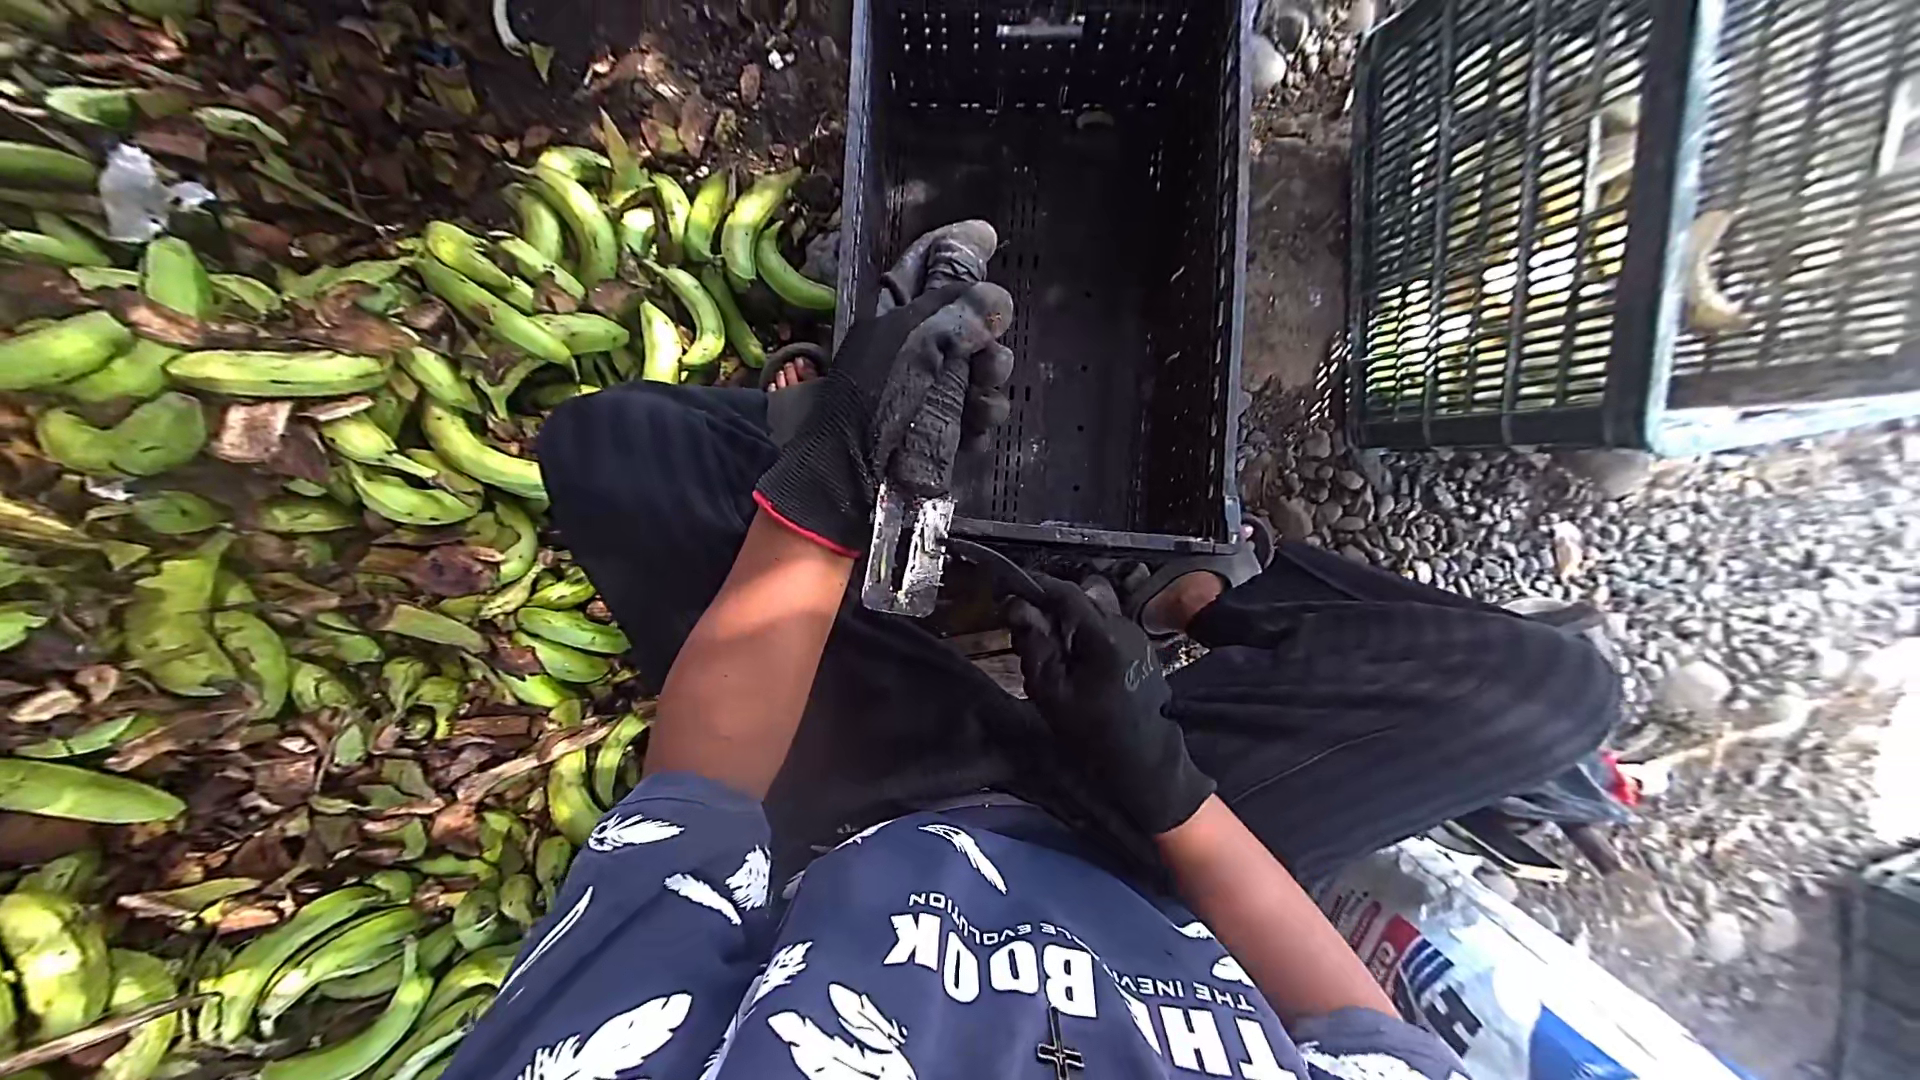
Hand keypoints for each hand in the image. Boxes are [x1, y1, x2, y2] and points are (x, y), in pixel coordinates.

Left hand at [755, 222, 1014, 554]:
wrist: (856, 480)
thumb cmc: (872, 403)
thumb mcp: (910, 343)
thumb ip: (956, 312)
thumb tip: (998, 296)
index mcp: (892, 315)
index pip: (927, 264)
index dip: (957, 248)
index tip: (988, 238)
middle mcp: (913, 346)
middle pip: (968, 320)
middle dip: (986, 335)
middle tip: (988, 354)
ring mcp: (929, 388)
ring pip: (980, 368)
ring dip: (989, 381)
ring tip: (980, 398)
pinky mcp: (943, 426)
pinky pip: (978, 410)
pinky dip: (982, 418)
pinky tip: (976, 425)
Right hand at [1007, 574, 1215, 834]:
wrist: (1146, 766)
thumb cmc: (1093, 733)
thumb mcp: (1051, 691)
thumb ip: (1033, 644)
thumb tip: (1017, 606)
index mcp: (1105, 635)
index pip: (1065, 592)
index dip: (1034, 586)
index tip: (1007, 589)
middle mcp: (1125, 626)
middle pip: (1078, 602)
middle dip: (1048, 610)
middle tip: (1023, 633)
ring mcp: (1136, 637)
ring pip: (1090, 616)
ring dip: (1065, 626)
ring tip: (1047, 655)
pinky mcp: (1140, 649)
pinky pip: (1103, 631)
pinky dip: (1081, 638)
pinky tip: (1071, 665)